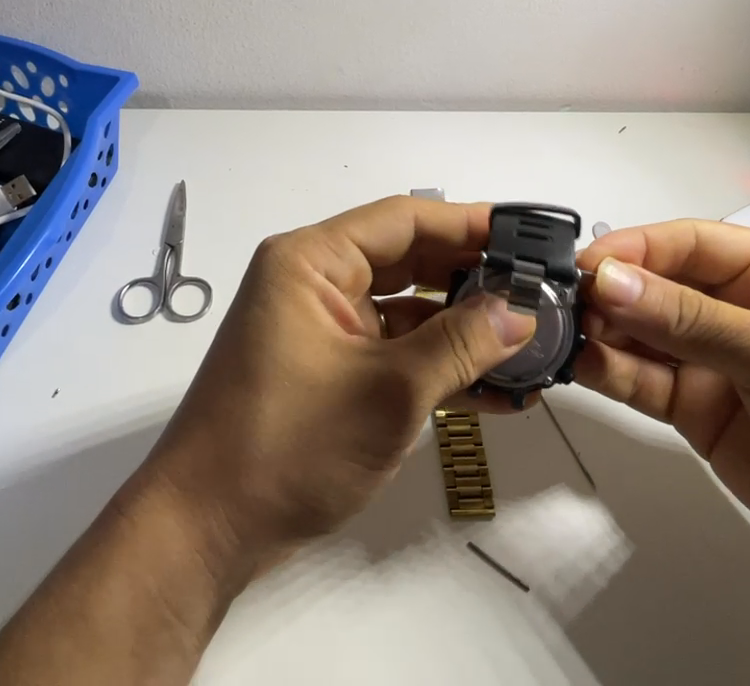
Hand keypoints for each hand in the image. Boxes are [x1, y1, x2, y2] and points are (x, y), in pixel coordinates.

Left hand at [140, 196, 538, 564]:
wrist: (207, 529)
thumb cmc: (288, 446)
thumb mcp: (387, 392)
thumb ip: (459, 344)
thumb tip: (521, 310)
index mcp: (310, 262)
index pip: (402, 220)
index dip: (468, 224)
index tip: (529, 238)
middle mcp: (313, 284)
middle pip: (406, 262)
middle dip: (472, 280)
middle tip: (541, 293)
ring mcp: (320, 330)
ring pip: (404, 310)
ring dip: (461, 330)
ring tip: (532, 345)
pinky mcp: (328, 372)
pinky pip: (391, 352)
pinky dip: (436, 366)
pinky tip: (494, 390)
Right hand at [573, 220, 749, 595]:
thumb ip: (691, 320)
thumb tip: (610, 281)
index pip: (693, 243)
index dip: (637, 248)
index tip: (587, 261)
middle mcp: (744, 312)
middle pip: (659, 287)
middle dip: (612, 291)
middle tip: (562, 300)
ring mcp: (719, 365)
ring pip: (643, 335)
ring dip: (602, 331)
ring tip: (561, 332)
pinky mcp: (700, 413)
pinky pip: (644, 382)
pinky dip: (610, 371)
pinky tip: (582, 364)